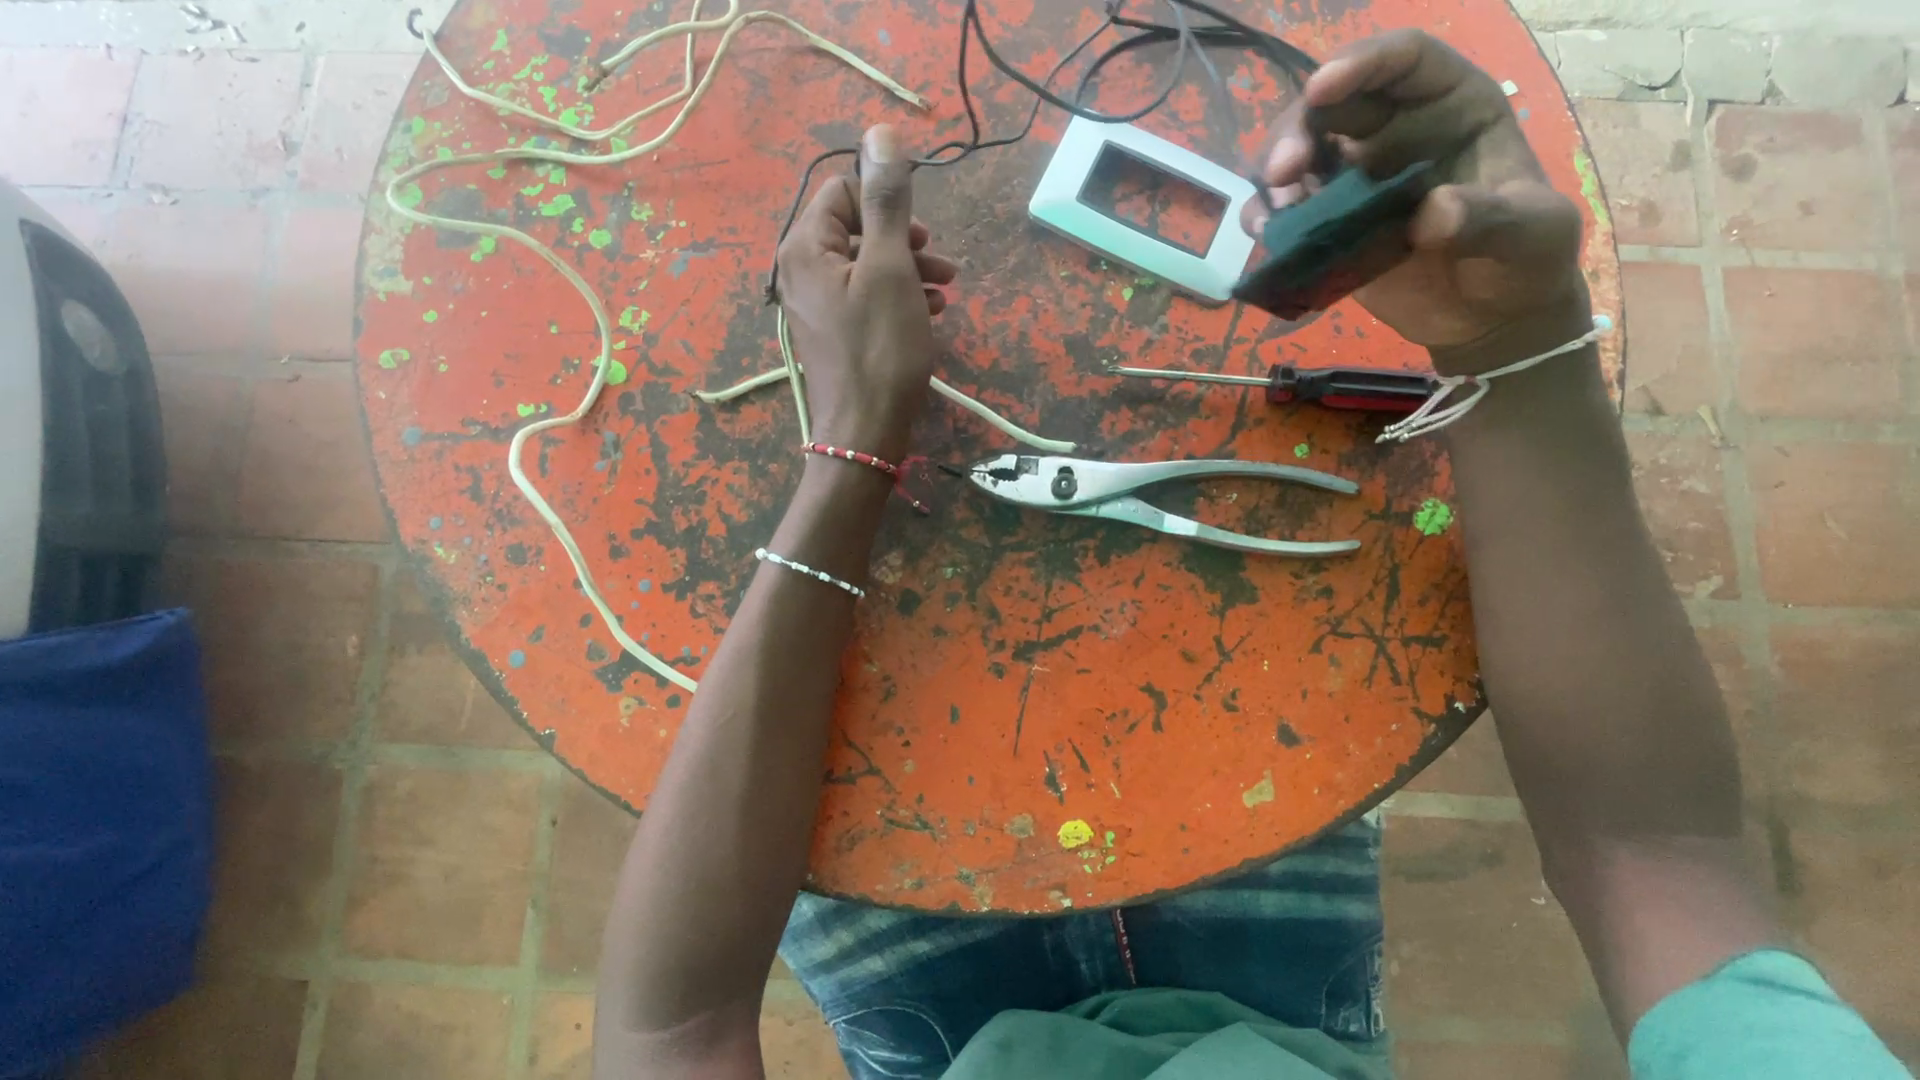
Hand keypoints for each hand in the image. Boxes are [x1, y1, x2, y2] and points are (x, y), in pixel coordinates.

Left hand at [775, 125, 956, 462]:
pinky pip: (865, 297)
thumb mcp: (890, 267)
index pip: (843, 191)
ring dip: (910, 270)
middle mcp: (800, 270)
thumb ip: (887, 201)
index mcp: (805, 247)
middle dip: (905, 241)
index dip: (886, 204)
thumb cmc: (881, 348)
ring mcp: (815, 304)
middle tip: (942, 265)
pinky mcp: (833, 332)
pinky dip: (898, 297)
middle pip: (857, 229)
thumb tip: (880, 133)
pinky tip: (930, 312)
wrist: (865, 430)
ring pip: (867, 266)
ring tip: (946, 291)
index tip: (921, 235)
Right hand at [1246, 30, 1590, 373]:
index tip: (1321, 88)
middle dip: (1296, 130)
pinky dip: (1266, 218)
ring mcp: (1356, 182)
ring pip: (1298, 155)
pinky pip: (1287, 211)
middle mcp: (1395, 135)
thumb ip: (1490, 219)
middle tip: (1282, 173)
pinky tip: (1265, 237)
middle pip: (1332, 106)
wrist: (1491, 318)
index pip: (1404, 62)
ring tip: (1272, 217)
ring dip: (1272, 177)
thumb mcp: (1531, 234)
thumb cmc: (1524, 261)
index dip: (1362, 63)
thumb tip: (1432, 213)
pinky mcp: (1330, 228)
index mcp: (1451, 108)